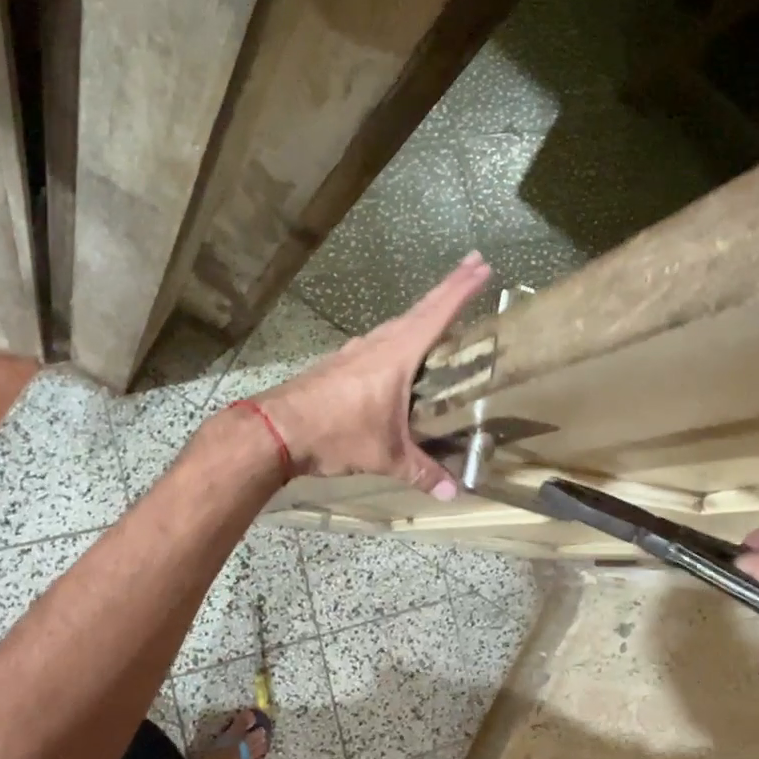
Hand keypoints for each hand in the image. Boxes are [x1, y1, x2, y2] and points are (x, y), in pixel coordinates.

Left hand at [253, 253, 492, 500]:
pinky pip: (376, 345)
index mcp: (397, 354)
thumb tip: (453, 494)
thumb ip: (421, 472)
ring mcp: (354, 352)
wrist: (276, 430)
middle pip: (419, 310)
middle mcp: (377, 344)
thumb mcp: (384, 457)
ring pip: (395, 327)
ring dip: (419, 317)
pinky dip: (395, 341)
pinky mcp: (338, 365)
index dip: (462, 288)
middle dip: (447, 290)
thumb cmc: (336, 433)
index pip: (438, 312)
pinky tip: (396, 357)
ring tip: (439, 317)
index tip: (482, 264)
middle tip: (471, 269)